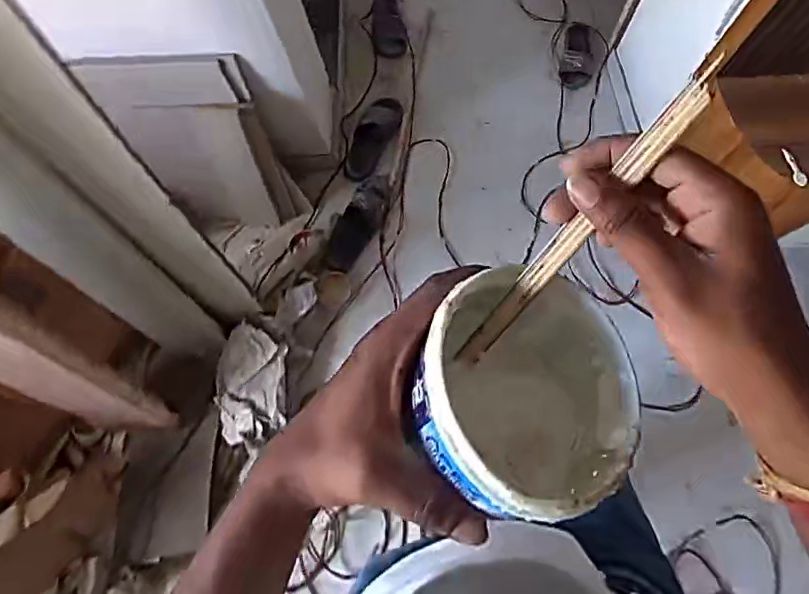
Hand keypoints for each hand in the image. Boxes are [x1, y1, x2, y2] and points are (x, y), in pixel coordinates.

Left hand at [257, 268, 488, 544]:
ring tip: (505, 337)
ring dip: (463, 321)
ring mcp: (386, 354)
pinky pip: (424, 344)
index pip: (432, 293)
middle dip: (476, 300)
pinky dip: (449, 344)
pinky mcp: (386, 372)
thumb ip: (430, 500)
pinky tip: (473, 371)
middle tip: (517, 314)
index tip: (506, 284)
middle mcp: (388, 339)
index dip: (468, 280)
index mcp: (388, 344)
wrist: (291, 470)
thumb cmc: (331, 456)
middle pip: (437, 302)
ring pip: (430, 322)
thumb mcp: (382, 476)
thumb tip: (482, 527)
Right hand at [542, 138, 808, 490]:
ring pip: (651, 197)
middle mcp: (718, 200)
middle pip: (651, 173)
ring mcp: (713, 224)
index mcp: (720, 197)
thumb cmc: (727, 335)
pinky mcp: (706, 248)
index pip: (657, 153)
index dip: (608, 156)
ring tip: (567, 224)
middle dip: (602, 185)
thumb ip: (623, 222)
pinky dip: (628, 225)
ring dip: (610, 206)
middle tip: (556, 209)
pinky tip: (602, 238)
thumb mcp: (668, 276)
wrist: (777, 394)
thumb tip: (578, 181)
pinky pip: (660, 222)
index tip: (565, 172)